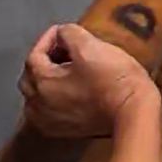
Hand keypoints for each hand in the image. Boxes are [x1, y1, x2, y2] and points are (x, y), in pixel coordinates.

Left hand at [20, 24, 160, 137]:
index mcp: (43, 83)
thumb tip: (61, 34)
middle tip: (62, 48)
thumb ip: (69, 34)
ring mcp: (49, 122)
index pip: (34, 56)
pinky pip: (46, 111)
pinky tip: (68, 90)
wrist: (132, 109)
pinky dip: (51, 97)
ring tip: (65, 68)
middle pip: (29, 78)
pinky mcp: (63, 131)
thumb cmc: (111, 76)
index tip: (63, 29)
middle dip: (42, 59)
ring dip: (45, 80)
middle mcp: (38, 106)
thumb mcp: (90, 45)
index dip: (47, 39)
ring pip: (35, 96)